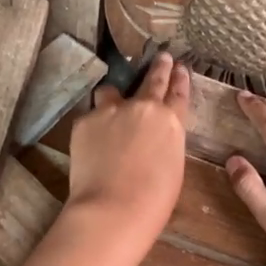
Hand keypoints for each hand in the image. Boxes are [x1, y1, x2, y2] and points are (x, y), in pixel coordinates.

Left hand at [65, 52, 190, 237]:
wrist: (113, 208)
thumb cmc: (153, 200)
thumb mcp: (172, 166)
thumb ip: (166, 142)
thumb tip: (155, 138)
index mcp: (171, 122)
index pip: (178, 92)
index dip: (180, 78)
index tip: (180, 66)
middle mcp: (143, 107)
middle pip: (153, 80)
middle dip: (159, 67)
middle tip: (162, 58)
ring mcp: (111, 111)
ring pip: (111, 91)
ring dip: (114, 97)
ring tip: (111, 104)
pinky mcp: (85, 121)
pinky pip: (90, 116)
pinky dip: (92, 126)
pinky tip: (90, 142)